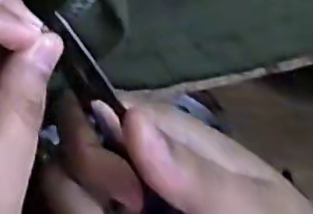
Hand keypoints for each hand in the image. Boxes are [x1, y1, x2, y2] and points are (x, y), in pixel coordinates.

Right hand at [40, 95, 312, 213]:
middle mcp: (129, 156)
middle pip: (67, 147)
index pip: (90, 109)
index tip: (126, 195)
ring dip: (75, 205)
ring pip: (60, 184)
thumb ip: (194, 171)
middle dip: (81, 179)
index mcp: (157, 132)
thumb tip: (130, 120)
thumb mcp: (252, 204)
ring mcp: (119, 195)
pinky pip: (72, 211)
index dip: (89, 144)